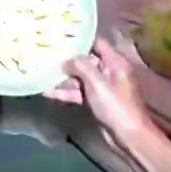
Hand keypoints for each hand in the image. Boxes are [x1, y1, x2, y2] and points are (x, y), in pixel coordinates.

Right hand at [48, 37, 159, 152]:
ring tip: (42, 70)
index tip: (61, 34)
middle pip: (85, 59)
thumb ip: (81, 66)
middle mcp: (108, 71)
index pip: (97, 42)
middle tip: (46, 51)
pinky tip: (47, 91)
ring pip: (79, 77)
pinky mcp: (95, 101)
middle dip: (67, 58)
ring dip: (63, 77)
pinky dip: (65, 92)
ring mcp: (101, 87)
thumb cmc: (116, 106)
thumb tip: (66, 59)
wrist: (128, 137)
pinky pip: (78, 92)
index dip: (80, 38)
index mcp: (115, 62)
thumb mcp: (98, 83)